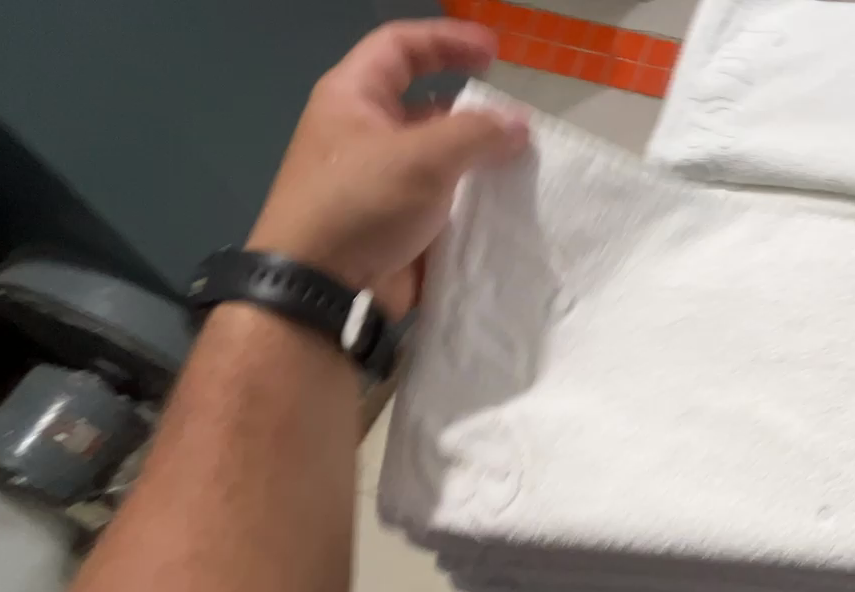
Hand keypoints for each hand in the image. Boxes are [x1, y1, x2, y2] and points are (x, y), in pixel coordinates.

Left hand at [246, 19, 529, 315]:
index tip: (495, 53)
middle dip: (477, 117)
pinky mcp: (406, 228)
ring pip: (445, 164)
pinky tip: (510, 216)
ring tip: (526, 175)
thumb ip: (475, 135)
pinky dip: (478, 209)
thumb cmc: (361, 205)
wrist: (328, 286)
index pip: (402, 49)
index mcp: (355, 99)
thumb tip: (520, 125)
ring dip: (483, 168)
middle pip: (430, 109)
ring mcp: (389, 186)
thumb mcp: (420, 157)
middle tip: (520, 132)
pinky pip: (449, 208)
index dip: (447, 42)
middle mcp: (370, 136)